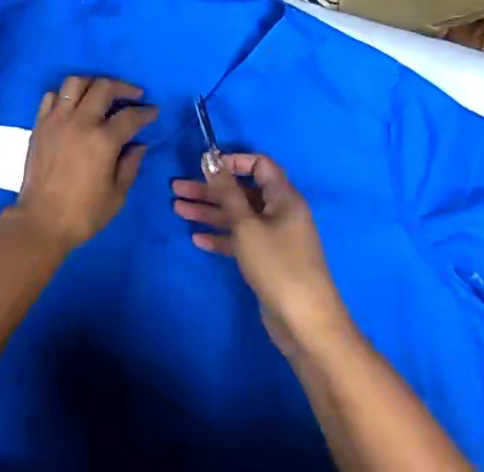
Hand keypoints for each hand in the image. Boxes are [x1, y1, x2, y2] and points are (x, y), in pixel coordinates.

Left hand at [10, 76, 156, 253]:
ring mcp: (56, 119)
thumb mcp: (117, 194)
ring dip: (92, 82)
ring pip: (74, 83)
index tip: (154, 111)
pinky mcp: (39, 124)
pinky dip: (65, 94)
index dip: (146, 112)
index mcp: (103, 140)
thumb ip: (130, 164)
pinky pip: (51, 96)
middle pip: (103, 87)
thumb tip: (139, 144)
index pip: (130, 116)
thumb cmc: (84, 212)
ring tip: (102, 92)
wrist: (42, 219)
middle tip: (134, 94)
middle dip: (123, 87)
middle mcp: (79, 122)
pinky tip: (74, 104)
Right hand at [173, 153, 350, 354]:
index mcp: (283, 198)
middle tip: (177, 188)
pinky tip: (197, 238)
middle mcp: (280, 213)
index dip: (233, 161)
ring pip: (237, 216)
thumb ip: (226, 191)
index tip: (205, 166)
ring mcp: (274, 238)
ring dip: (208, 211)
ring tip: (177, 209)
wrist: (306, 323)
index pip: (260, 165)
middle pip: (241, 192)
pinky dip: (220, 236)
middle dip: (209, 189)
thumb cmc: (277, 264)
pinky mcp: (267, 260)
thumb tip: (212, 161)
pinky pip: (240, 239)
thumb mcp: (246, 224)